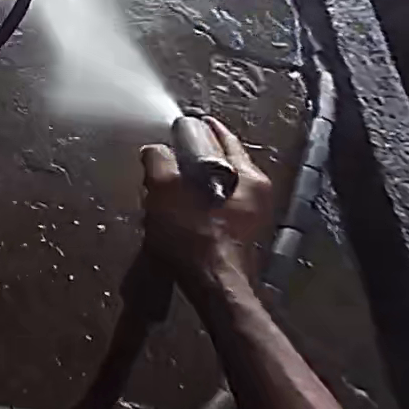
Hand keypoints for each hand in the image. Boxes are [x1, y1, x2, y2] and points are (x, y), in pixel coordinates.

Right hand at [139, 118, 272, 287]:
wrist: (210, 284)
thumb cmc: (193, 237)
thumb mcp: (164, 188)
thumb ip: (158, 160)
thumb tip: (154, 150)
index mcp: (246, 176)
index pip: (220, 134)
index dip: (193, 126)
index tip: (176, 124)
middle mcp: (254, 191)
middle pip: (213, 158)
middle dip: (184, 157)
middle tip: (161, 159)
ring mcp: (246, 212)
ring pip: (208, 181)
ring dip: (183, 180)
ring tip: (158, 188)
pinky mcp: (233, 230)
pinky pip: (206, 202)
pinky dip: (187, 199)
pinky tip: (167, 210)